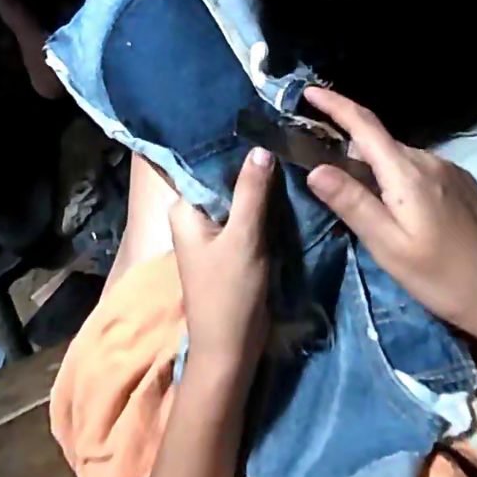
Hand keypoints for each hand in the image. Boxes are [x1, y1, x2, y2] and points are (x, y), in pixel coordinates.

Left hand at [170, 147, 274, 375]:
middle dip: (252, 166)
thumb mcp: (243, 237)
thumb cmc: (229, 292)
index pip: (208, 165)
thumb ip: (251, 191)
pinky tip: (288, 190)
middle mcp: (195, 216)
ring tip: (291, 158)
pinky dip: (265, 206)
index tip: (266, 128)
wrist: (231, 348)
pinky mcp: (232, 246)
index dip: (235, 147)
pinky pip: (248, 216)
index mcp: (185, 209)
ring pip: (240, 198)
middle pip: (225, 180)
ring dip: (262, 186)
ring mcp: (214, 232)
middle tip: (284, 140)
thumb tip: (260, 148)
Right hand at [303, 87, 476, 348]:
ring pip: (400, 157)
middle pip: (380, 142)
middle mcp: (429, 159)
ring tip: (361, 199)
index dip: (335, 105)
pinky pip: (419, 168)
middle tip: (324, 171)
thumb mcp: (388, 246)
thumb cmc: (440, 276)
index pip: (364, 125)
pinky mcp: (462, 182)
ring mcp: (450, 169)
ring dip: (376, 167)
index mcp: (407, 172)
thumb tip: (316, 169)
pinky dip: (399, 176)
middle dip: (350, 147)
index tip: (308, 92)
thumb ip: (353, 203)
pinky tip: (399, 207)